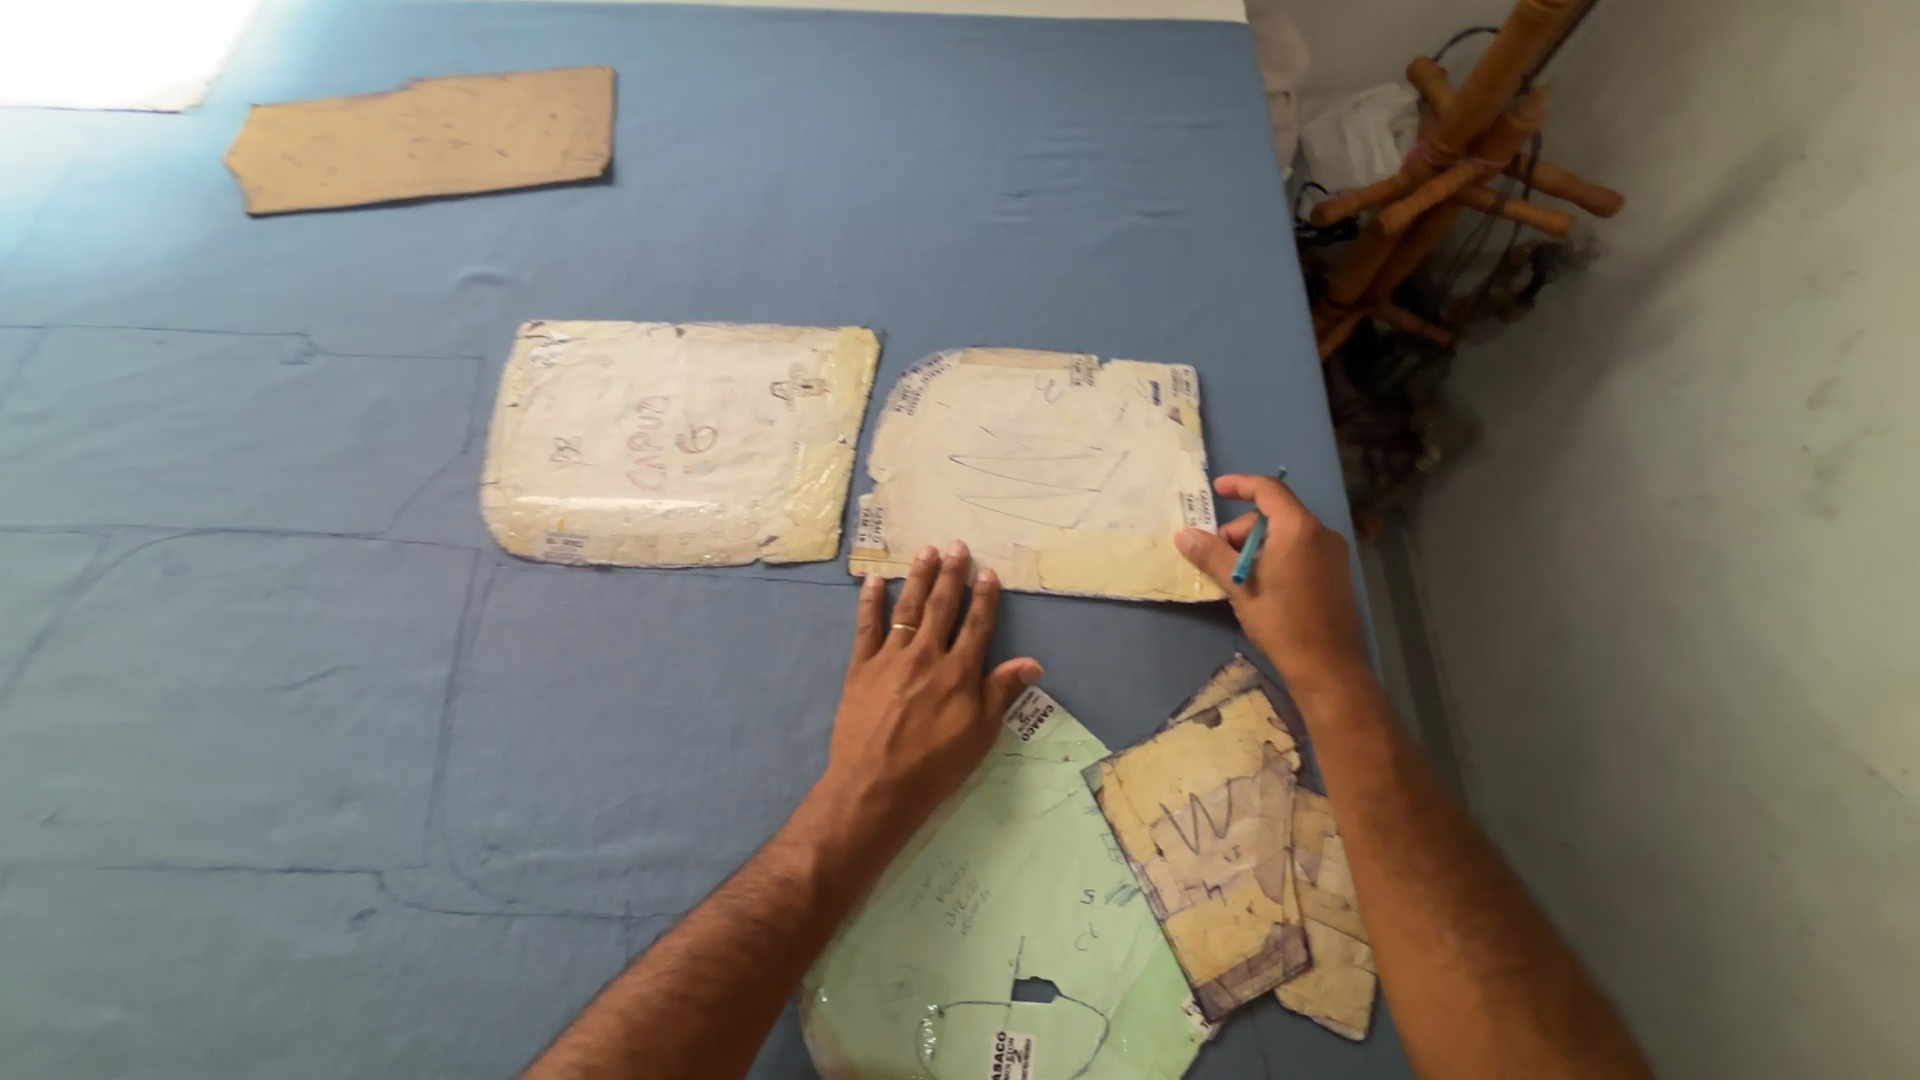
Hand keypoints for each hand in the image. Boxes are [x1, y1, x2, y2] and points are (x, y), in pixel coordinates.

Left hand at [820, 541, 1042, 830]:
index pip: (977, 625)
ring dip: (917, 577)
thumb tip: (1033, 662)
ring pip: (907, 608)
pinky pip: (866, 627)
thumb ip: (1002, 692)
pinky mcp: (861, 667)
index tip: (988, 572)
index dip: (984, 597)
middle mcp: (927, 656)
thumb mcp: (980, 735)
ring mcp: (891, 658)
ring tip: (925, 551)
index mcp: (959, 672)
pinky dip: (870, 602)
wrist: (876, 786)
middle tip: (956, 545)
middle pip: (942, 607)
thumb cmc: (935, 766)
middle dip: (951, 574)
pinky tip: (873, 581)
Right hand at [1175, 474, 1369, 693]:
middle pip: (1273, 515)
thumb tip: (1183, 535)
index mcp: (1298, 528)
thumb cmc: (1281, 621)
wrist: (1327, 665)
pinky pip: (1299, 549)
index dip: (1240, 485)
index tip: (1216, 490)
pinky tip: (1261, 584)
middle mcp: (1320, 532)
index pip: (1268, 490)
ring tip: (1238, 578)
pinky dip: (1275, 556)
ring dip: (1256, 547)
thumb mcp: (1239, 586)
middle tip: (1219, 559)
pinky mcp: (1335, 572)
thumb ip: (1211, 555)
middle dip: (1241, 531)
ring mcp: (1332, 553)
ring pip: (1285, 534)